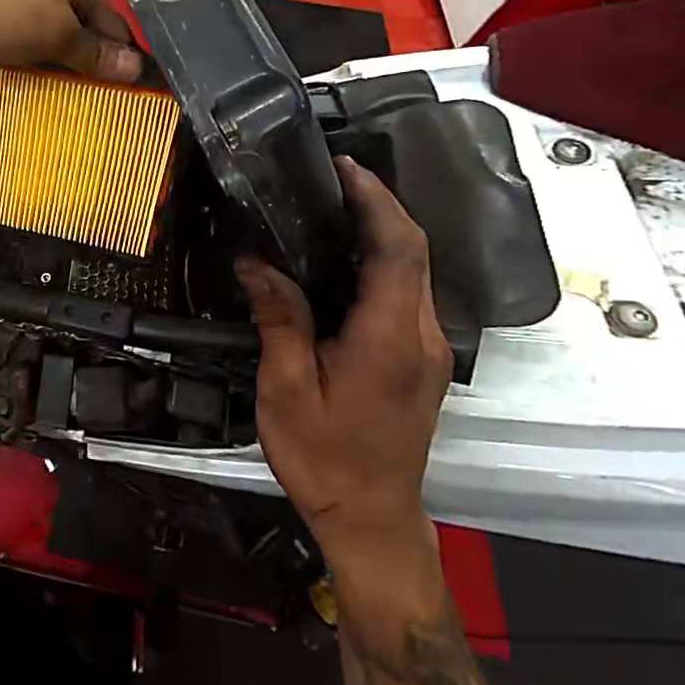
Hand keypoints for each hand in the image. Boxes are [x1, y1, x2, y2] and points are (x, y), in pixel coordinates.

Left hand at [0, 0, 142, 82]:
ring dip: (45, 57)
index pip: (109, 15)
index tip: (126, 79)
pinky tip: (13, 68)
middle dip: (79, 55)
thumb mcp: (56, 34)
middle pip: (72, 22)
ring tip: (49, 84)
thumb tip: (133, 65)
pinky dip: (15, 53)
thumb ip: (94, 52)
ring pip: (38, 30)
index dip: (119, 49)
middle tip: (87, 88)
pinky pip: (8, 34)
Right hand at [236, 157, 452, 564]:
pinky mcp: (420, 359)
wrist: (370, 516)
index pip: (398, 249)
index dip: (376, 201)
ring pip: (414, 270)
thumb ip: (279, 319)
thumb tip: (256, 262)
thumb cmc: (324, 457)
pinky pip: (406, 293)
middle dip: (380, 205)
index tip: (346, 168)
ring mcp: (427, 348)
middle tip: (333, 178)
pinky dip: (382, 261)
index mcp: (389, 338)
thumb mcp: (285, 388)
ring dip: (383, 231)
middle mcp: (421, 335)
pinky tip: (344, 258)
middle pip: (414, 252)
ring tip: (335, 206)